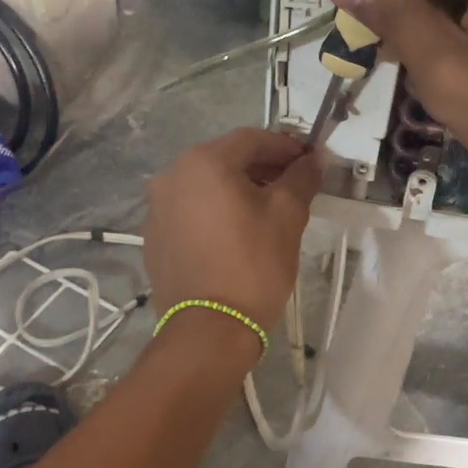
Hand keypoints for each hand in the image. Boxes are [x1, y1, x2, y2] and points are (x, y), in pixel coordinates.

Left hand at [144, 128, 318, 330]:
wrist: (209, 329)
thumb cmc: (253, 265)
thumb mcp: (287, 217)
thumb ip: (301, 179)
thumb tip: (312, 160)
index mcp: (203, 162)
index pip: (251, 139)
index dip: (285, 146)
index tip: (310, 160)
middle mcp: (171, 175)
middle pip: (225, 159)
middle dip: (262, 167)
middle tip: (294, 184)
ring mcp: (157, 208)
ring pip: (205, 186)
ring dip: (238, 189)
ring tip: (268, 210)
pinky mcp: (155, 237)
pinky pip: (190, 211)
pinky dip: (215, 211)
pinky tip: (237, 233)